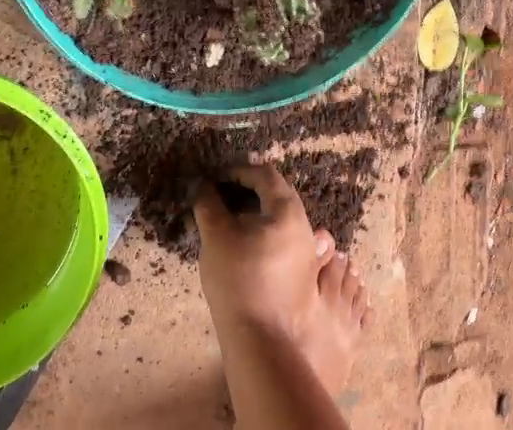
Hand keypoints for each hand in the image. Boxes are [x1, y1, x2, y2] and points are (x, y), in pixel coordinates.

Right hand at [192, 164, 334, 340]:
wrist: (262, 341)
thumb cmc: (238, 281)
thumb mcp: (215, 235)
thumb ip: (208, 203)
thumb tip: (203, 186)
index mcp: (287, 211)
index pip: (265, 174)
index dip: (237, 170)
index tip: (214, 180)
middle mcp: (305, 228)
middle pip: (277, 194)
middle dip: (247, 190)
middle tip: (219, 198)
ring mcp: (308, 253)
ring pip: (281, 219)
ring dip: (255, 213)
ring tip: (227, 222)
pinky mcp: (304, 275)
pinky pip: (284, 239)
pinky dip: (263, 232)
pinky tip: (243, 246)